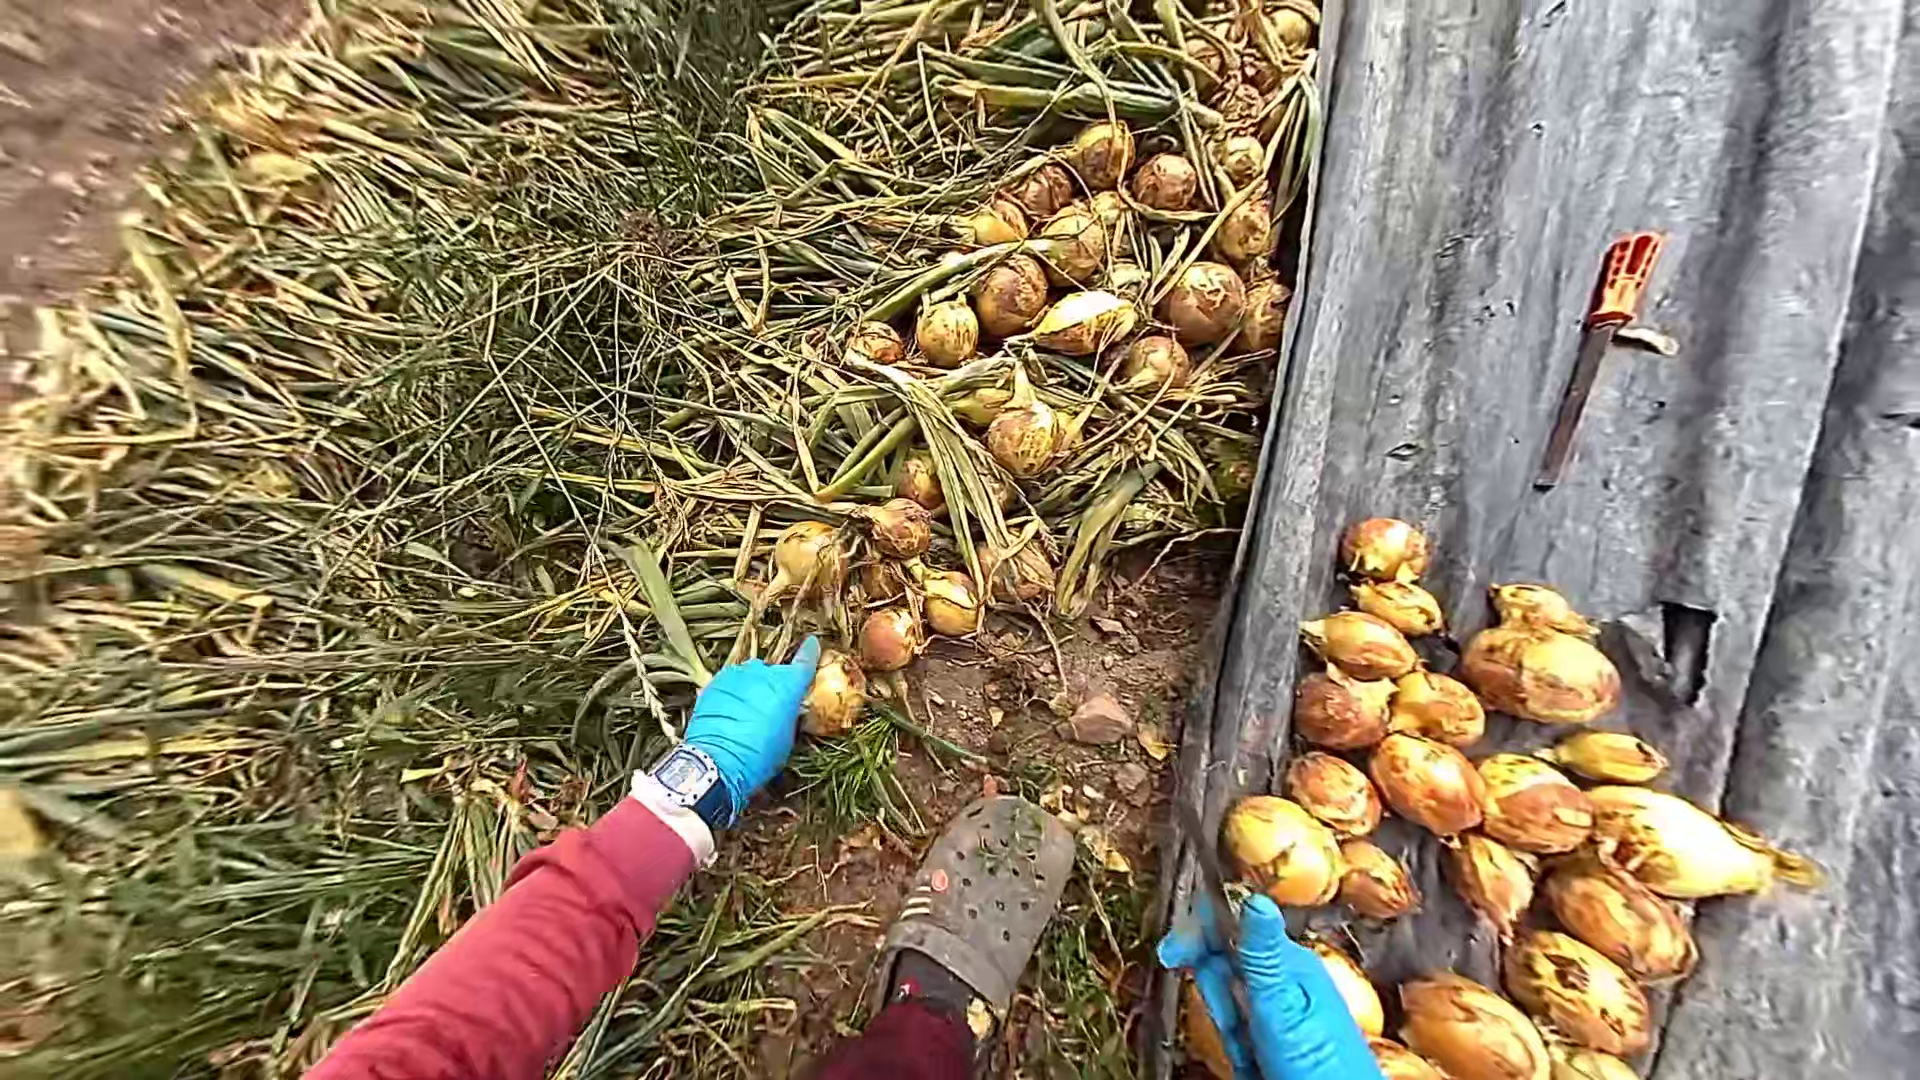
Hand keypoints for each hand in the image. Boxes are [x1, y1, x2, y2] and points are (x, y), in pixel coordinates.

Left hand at [683, 636, 820, 824]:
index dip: (811, 651)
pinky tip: (729, 714)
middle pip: (774, 671)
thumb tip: (789, 710)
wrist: (715, 762)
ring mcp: (738, 674)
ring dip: (752, 688)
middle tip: (771, 704)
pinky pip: (730, 684)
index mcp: (789, 683)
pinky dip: (732, 694)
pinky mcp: (715, 682)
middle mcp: (764, 671)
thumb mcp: (788, 738)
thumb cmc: (760, 755)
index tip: (812, 644)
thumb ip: (791, 714)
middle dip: (774, 684)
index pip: (806, 658)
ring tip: (746, 712)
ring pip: (750, 676)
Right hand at [1157, 894, 1381, 1079]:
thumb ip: (1263, 951)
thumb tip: (1255, 895)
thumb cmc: (1316, 1068)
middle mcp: (1284, 979)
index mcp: (1289, 961)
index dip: (1196, 933)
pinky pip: (1238, 1029)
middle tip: (1231, 1026)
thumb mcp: (1282, 1005)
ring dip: (1226, 1025)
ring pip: (1228, 997)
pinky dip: (1236, 1047)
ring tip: (1249, 1056)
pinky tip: (1251, 1066)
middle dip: (1215, 991)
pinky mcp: (1274, 1042)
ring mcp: (1280, 1012)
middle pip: (1224, 960)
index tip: (1168, 955)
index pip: (1230, 924)